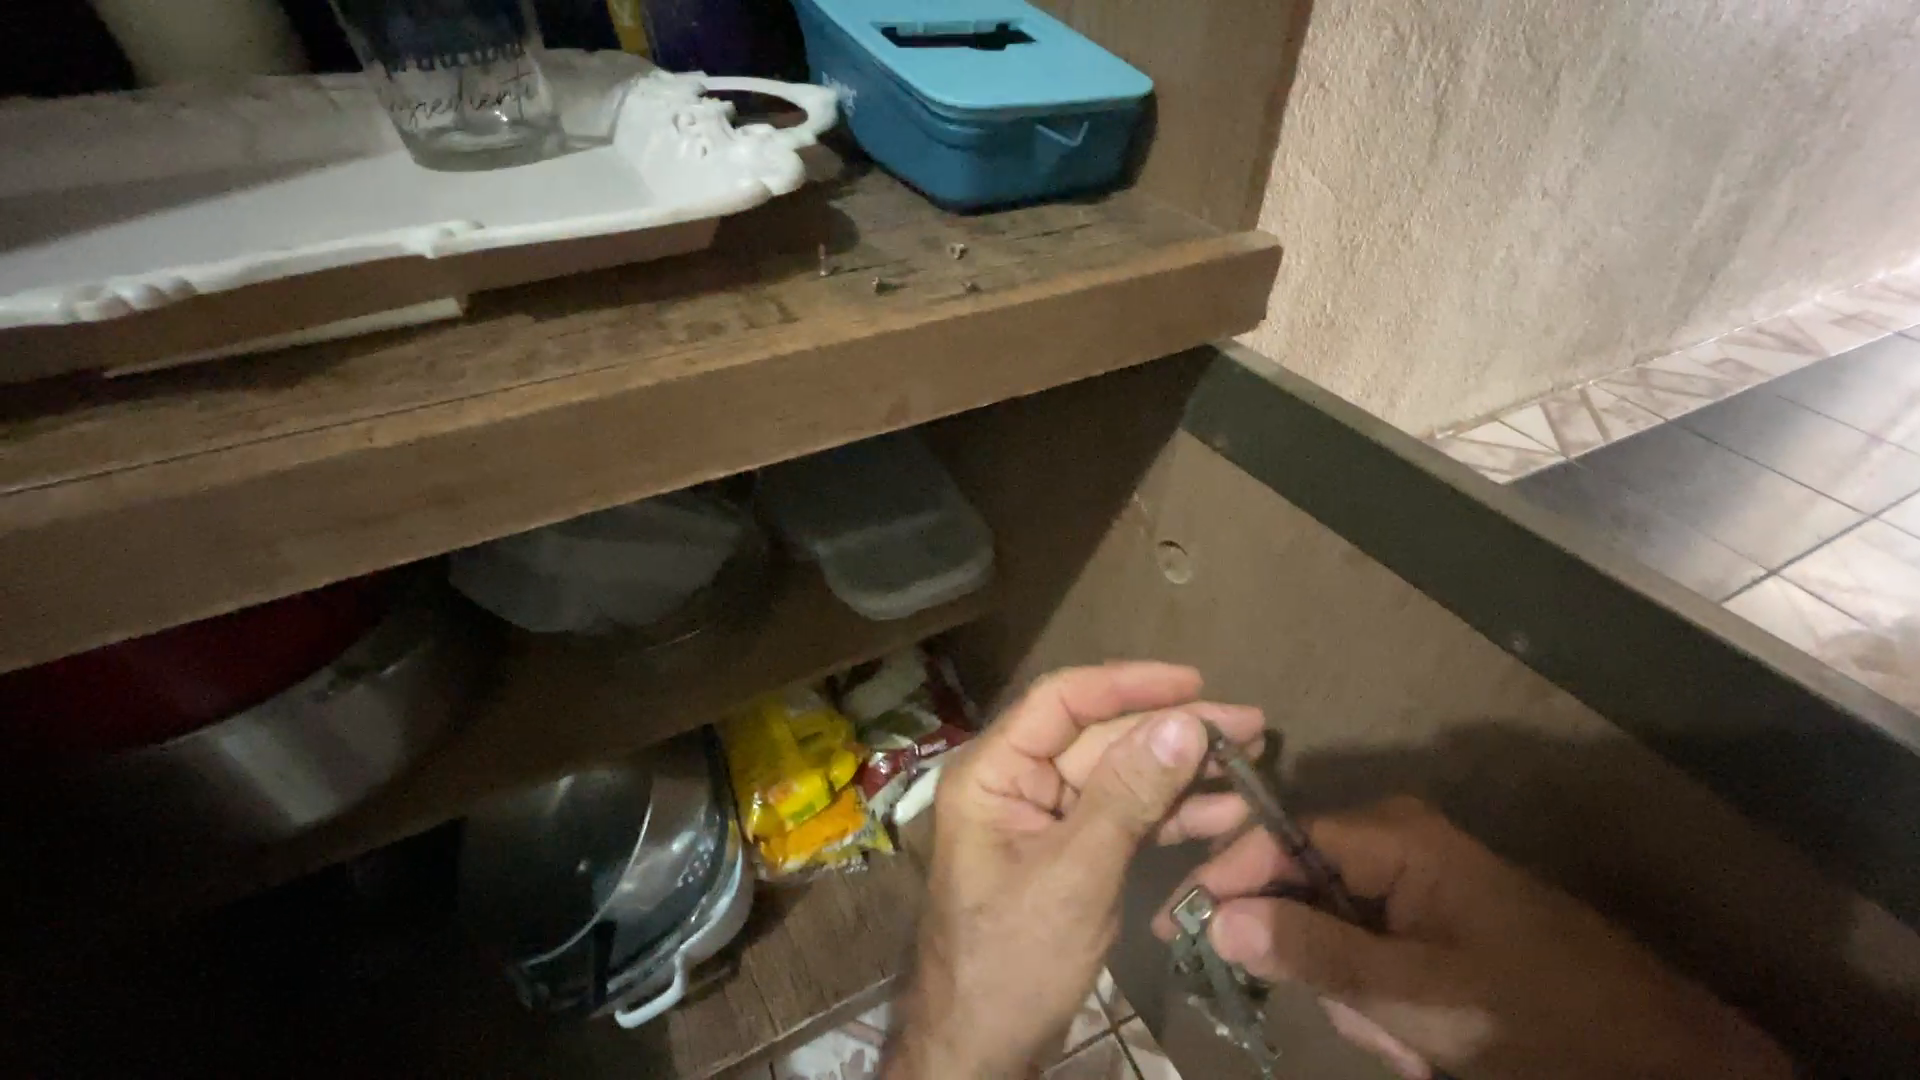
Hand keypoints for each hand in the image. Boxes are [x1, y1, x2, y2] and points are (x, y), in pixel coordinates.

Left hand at [882, 662, 1265, 1078]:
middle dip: (1171, 732)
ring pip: (1119, 776)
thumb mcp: (1075, 875)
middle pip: (1100, 737)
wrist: (983, 1048)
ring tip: (1250, 762)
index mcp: (994, 770)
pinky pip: (1123, 817)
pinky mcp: (1071, 850)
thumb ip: (1128, 796)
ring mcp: (1045, 816)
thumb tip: (1184, 723)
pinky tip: (1224, 811)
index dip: (1127, 684)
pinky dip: (1170, 815)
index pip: (1062, 701)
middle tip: (1247, 724)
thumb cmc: (1013, 960)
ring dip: (1181, 773)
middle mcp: (1017, 780)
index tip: (1193, 682)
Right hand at [1155, 797, 1792, 1079]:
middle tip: (1347, 1021)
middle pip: (1297, 884)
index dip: (1221, 879)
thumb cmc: (1541, 1019)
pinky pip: (1363, 943)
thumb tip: (1216, 918)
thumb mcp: (1418, 996)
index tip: (1170, 922)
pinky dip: (1372, 995)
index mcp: (1391, 836)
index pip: (1274, 840)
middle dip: (1306, 959)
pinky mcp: (1427, 913)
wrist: (1672, 1061)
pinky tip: (1413, 1037)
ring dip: (1348, 991)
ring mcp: (1411, 877)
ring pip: (1328, 925)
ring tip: (1402, 1042)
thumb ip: (1312, 953)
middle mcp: (1393, 840)